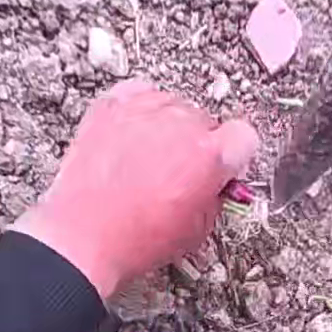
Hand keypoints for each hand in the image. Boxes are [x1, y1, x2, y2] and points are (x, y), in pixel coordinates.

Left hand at [18, 80, 258, 296]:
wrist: (86, 235)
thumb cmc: (138, 237)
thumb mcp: (198, 230)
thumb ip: (215, 196)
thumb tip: (215, 185)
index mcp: (210, 156)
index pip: (245, 137)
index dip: (237, 158)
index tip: (225, 171)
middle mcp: (181, 124)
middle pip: (208, 121)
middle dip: (201, 145)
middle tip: (183, 174)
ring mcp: (145, 111)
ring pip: (174, 105)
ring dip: (171, 127)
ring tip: (154, 158)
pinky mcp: (112, 106)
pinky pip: (139, 93)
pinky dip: (142, 110)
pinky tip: (137, 135)